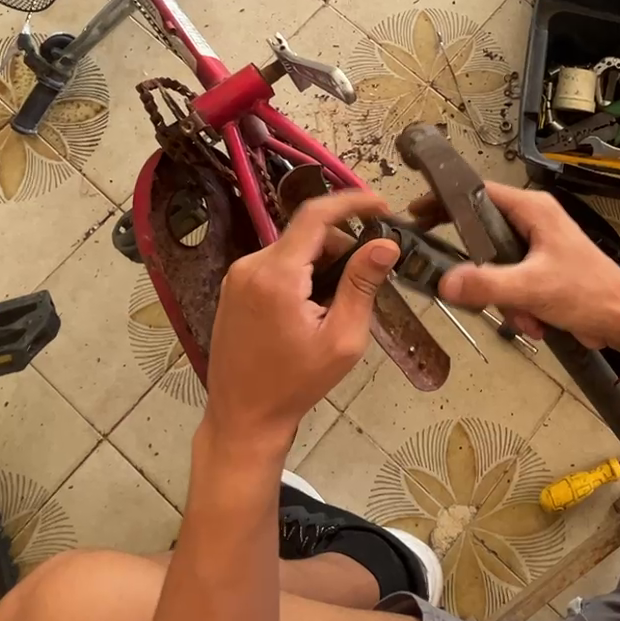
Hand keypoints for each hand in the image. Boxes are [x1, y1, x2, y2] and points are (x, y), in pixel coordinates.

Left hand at [203, 191, 398, 448]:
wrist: (243, 418)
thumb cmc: (297, 384)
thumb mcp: (342, 338)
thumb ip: (362, 285)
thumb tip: (386, 243)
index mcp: (277, 275)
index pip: (316, 215)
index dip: (351, 202)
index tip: (382, 205)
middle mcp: (251, 265)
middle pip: (307, 234)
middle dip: (340, 247)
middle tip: (362, 281)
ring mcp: (238, 275)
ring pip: (292, 248)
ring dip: (320, 263)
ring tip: (333, 305)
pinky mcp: (233, 287)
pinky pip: (276, 263)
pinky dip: (300, 272)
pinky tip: (310, 308)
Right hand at [438, 182, 619, 351]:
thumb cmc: (588, 292)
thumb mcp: (532, 288)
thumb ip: (486, 284)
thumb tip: (444, 281)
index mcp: (532, 209)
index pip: (477, 193)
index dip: (444, 201)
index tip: (416, 215)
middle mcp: (533, 219)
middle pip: (483, 234)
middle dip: (482, 272)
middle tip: (474, 290)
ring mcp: (538, 244)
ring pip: (497, 265)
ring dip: (505, 297)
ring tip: (526, 316)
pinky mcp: (542, 267)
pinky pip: (513, 282)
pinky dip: (519, 305)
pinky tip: (536, 322)